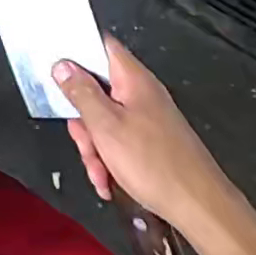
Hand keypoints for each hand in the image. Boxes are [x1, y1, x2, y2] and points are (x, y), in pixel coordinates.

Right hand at [53, 35, 234, 233]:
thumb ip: (80, 93)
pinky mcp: (149, 140)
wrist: (200, 208)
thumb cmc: (155, 164)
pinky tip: (108, 180)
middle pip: (96, 88)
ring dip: (93, 146)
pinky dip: (108, 158)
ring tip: (99, 172)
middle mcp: (140, 93)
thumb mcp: (105, 126)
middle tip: (84, 140)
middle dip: (83, 118)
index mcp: (132, 79)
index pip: (100, 46)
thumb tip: (62, 66)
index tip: (55, 67)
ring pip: (103, 118)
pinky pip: (117, 139)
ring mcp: (146, 117)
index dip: (76, 51)